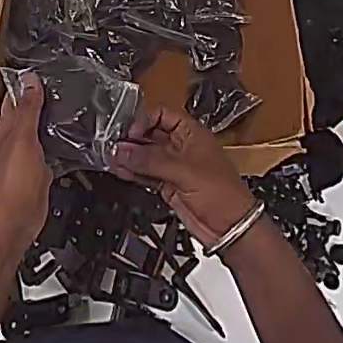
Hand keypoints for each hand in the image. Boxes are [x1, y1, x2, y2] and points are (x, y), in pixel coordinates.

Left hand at [0, 73, 52, 251]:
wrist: (13, 224)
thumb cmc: (10, 186)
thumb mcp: (22, 139)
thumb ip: (27, 110)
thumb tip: (30, 80)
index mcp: (7, 130)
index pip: (14, 98)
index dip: (24, 83)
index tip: (38, 70)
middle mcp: (16, 142)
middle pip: (28, 114)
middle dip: (40, 99)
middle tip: (57, 84)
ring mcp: (28, 159)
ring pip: (40, 132)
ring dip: (50, 120)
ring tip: (67, 107)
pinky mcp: (40, 174)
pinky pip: (51, 152)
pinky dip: (60, 144)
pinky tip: (71, 141)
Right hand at [110, 103, 258, 249]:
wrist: (230, 227)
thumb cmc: (223, 193)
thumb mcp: (184, 170)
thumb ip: (151, 160)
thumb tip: (124, 151)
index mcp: (191, 133)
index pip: (162, 115)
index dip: (144, 120)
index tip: (129, 131)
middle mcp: (182, 147)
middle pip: (151, 135)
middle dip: (132, 139)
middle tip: (113, 144)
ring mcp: (174, 167)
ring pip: (146, 156)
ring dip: (129, 156)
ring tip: (112, 157)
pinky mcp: (169, 185)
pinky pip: (146, 174)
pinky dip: (133, 172)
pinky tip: (120, 169)